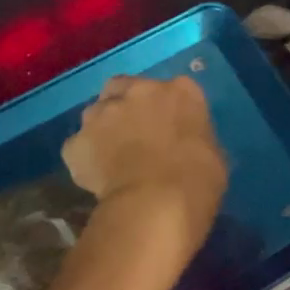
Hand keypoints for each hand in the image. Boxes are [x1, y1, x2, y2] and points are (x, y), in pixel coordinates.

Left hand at [62, 76, 226, 258]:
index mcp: (180, 91)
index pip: (176, 90)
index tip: (173, 129)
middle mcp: (138, 90)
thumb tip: (185, 148)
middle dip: (125, 104)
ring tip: (111, 157)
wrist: (157, 203)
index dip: (170, 109)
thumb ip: (194, 139)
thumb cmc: (198, 179)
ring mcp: (102, 113)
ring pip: (96, 113)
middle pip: (124, 87)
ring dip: (102, 128)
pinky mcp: (76, 142)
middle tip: (133, 133)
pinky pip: (79, 147)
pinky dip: (85, 159)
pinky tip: (96, 179)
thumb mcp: (213, 154)